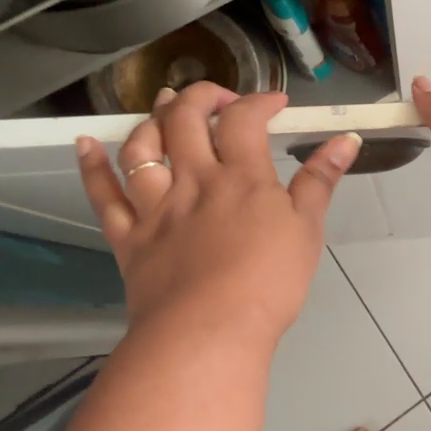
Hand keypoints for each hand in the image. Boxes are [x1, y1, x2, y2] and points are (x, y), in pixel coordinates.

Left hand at [75, 82, 361, 346]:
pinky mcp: (129, 238)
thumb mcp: (307, 229)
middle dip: (201, 97)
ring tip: (162, 104)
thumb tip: (346, 138)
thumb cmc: (268, 283)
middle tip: (217, 97)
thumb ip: (321, 180)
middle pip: (185, 120)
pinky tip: (85, 143)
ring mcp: (155, 208)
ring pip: (142, 148)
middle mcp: (194, 180)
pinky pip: (103, 196)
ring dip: (151, 119)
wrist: (208, 333)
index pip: (244, 120)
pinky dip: (91, 166)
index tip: (276, 104)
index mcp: (241, 177)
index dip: (259, 102)